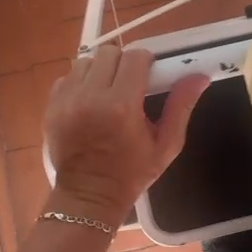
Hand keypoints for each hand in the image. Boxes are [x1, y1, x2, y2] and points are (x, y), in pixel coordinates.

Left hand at [44, 44, 207, 225]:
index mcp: (122, 106)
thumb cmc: (132, 173)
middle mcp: (91, 97)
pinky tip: (88, 102)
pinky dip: (79, 83)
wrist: (88, 198)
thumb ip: (181, 106)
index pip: (134, 57)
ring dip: (99, 71)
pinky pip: (67, 77)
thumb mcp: (165, 145)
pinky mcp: (51, 106)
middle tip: (128, 84)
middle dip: (122, 64)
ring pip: (85, 61)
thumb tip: (200, 76)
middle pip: (109, 53)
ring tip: (107, 92)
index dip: (145, 62)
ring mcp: (67, 101)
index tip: (148, 75)